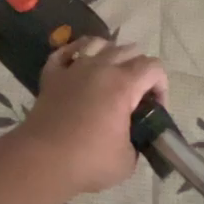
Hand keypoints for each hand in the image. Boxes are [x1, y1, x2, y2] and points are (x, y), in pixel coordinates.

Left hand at [15, 37, 168, 195]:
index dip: (161, 85)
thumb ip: (136, 142)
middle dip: (139, 69)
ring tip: (110, 74)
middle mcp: (99, 67)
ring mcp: (73, 67)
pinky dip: (75, 53)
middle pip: (128, 50)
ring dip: (110, 54)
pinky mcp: (51, 75)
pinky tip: (78, 64)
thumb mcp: (127, 161)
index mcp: (123, 84)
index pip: (153, 67)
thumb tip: (130, 138)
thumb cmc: (88, 160)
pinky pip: (65, 51)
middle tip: (135, 96)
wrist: (42, 159)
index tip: (155, 109)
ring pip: (97, 43)